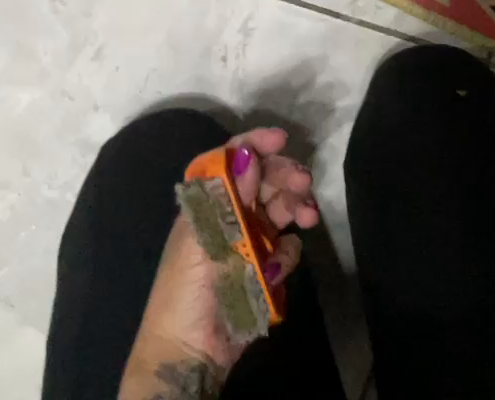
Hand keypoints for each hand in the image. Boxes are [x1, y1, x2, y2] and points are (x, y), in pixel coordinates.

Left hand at [119, 128, 319, 398]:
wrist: (188, 354)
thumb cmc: (186, 292)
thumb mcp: (203, 241)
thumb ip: (228, 198)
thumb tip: (247, 155)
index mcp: (207, 204)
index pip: (230, 162)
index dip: (253, 144)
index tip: (281, 139)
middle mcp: (229, 215)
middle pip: (261, 180)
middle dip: (284, 174)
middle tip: (304, 183)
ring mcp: (248, 240)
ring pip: (279, 207)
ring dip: (295, 205)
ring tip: (308, 217)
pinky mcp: (264, 267)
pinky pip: (285, 247)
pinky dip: (287, 252)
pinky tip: (279, 267)